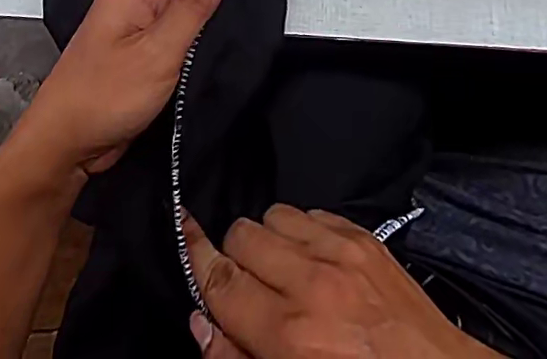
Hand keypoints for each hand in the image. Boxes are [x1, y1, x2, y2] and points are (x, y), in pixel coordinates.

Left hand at [15, 0, 226, 175]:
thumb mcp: (158, 50)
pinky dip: (190, 43)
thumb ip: (191, 10)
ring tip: (222, 38)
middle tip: (235, 10)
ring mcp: (135, 30)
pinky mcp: (139, 55)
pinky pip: (172, 37)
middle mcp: (132, 2)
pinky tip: (205, 58)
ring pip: (178, 10)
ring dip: (200, 21)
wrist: (66, 145)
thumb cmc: (100, 97)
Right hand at [185, 206, 500, 358]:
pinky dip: (303, 231)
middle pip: (243, 235)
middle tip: (249, 285)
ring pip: (274, 214)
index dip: (194, 253)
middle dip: (236, 257)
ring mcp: (342, 252)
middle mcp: (313, 283)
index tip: (182, 230)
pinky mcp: (364, 236)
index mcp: (291, 335)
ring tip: (283, 270)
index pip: (222, 279)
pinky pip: (311, 212)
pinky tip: (313, 260)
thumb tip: (201, 319)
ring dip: (269, 240)